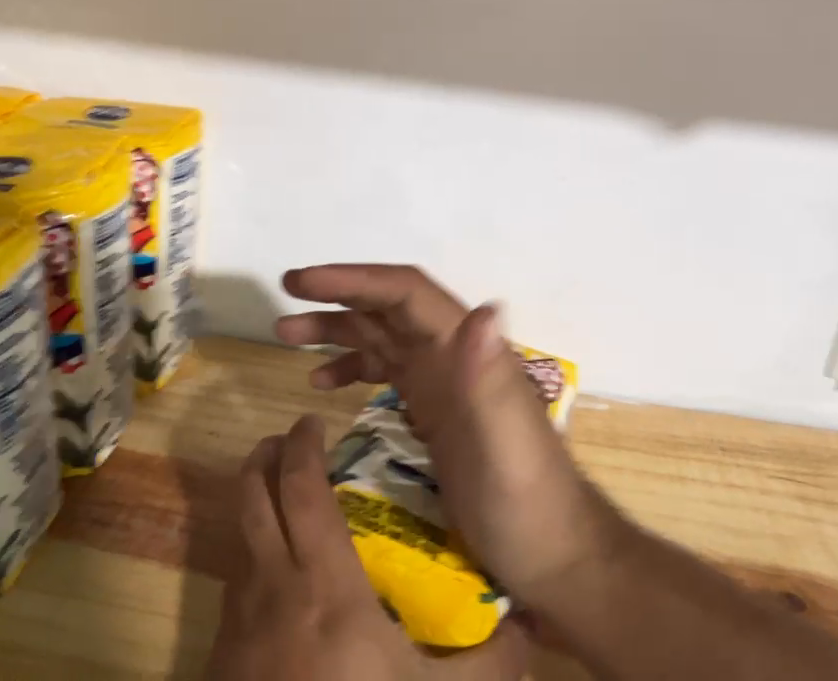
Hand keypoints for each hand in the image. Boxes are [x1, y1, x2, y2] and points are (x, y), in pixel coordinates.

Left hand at [206, 416, 525, 680]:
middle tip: (283, 441)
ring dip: (254, 505)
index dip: (303, 446)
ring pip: (239, 538)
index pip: (304, 489)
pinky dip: (250, 560)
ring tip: (279, 499)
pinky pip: (234, 585)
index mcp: (325, 581)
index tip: (312, 421)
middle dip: (264, 457)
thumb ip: (489, 662)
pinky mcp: (222, 651)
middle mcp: (273, 584)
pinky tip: (275, 582)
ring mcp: (240, 618)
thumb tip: (530, 626)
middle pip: (253, 496)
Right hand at [274, 265, 617, 613]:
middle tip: (285, 297)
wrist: (552, 556)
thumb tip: (484, 307)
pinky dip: (352, 368)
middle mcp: (452, 356)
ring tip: (286, 336)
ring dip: (336, 330)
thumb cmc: (528, 504)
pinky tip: (322, 383)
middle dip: (337, 297)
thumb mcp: (507, 446)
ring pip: (382, 338)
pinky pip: (385, 374)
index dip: (354, 279)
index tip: (302, 281)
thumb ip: (489, 380)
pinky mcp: (434, 413)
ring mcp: (443, 384)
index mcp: (466, 352)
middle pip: (388, 308)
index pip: (406, 294)